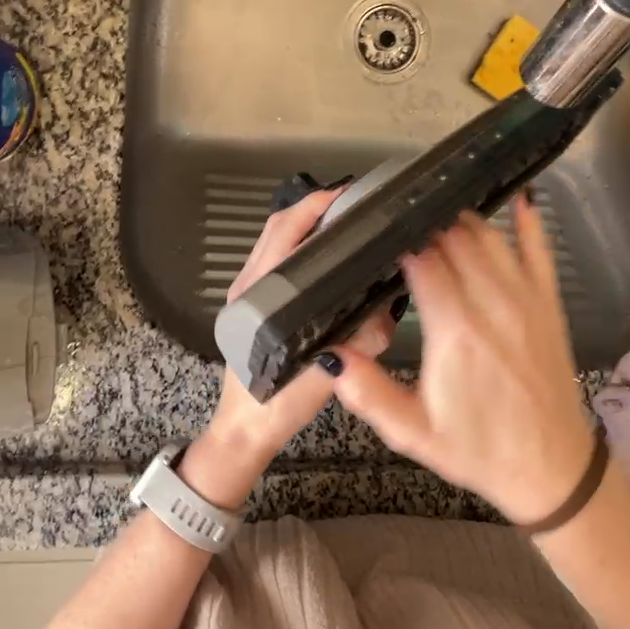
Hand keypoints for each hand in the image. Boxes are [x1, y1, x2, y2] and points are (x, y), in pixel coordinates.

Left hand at [184, 186, 395, 506]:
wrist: (242, 432)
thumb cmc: (272, 407)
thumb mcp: (321, 379)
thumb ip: (356, 345)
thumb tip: (387, 312)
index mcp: (256, 298)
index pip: (283, 234)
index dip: (315, 208)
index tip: (348, 196)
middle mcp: (247, 287)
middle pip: (277, 227)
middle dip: (314, 207)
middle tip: (355, 204)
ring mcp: (246, 294)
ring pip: (274, 241)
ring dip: (306, 224)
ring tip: (347, 223)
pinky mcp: (251, 304)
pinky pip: (276, 260)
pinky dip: (301, 246)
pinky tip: (329, 258)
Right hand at [332, 196, 597, 523]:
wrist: (551, 468)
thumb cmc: (478, 449)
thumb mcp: (411, 431)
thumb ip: (367, 391)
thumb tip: (328, 354)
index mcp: (456, 331)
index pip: (423, 261)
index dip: (398, 243)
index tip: (378, 238)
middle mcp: (493, 305)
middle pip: (455, 239)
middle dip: (425, 225)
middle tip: (400, 224)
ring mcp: (526, 300)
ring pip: (491, 237)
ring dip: (462, 219)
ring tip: (435, 212)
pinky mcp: (548, 305)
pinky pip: (540, 251)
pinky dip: (528, 223)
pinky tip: (519, 199)